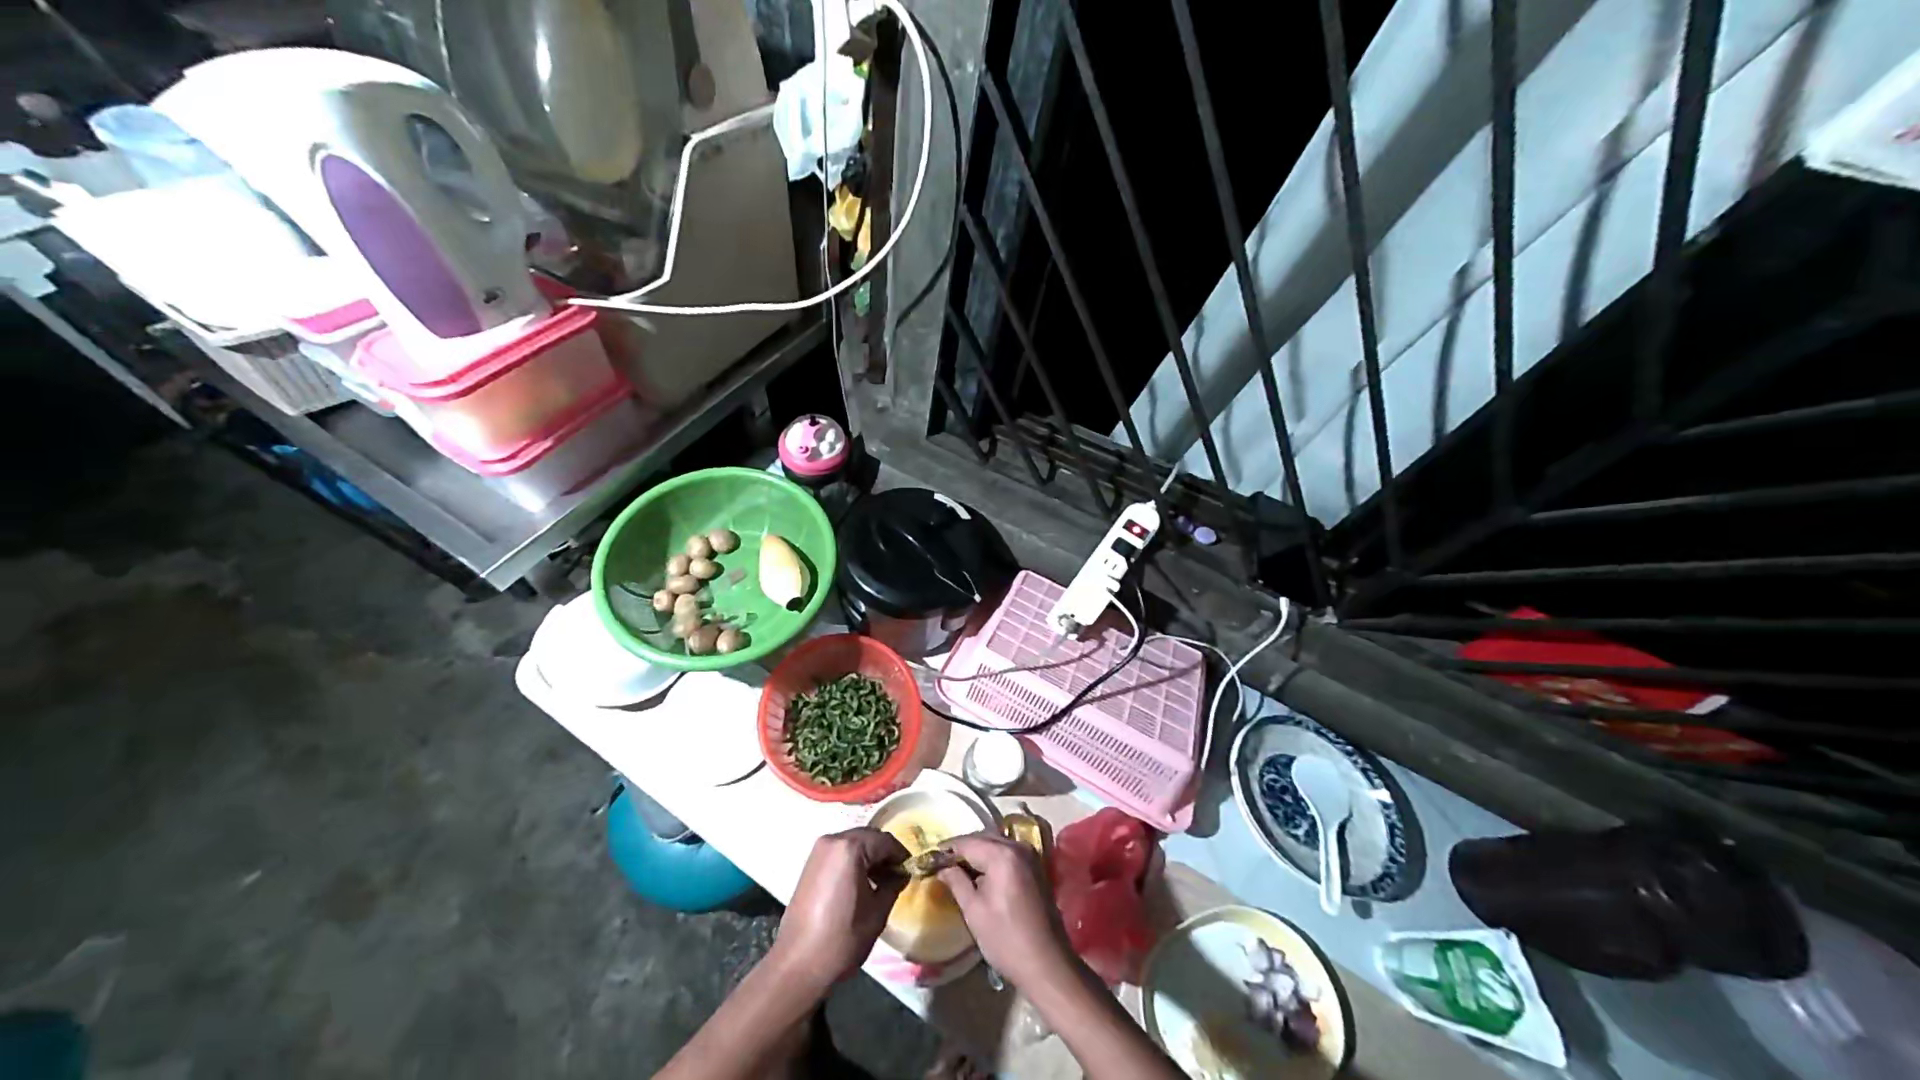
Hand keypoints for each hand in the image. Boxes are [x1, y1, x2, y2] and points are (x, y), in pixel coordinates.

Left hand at [770, 827, 909, 991]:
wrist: (798, 963)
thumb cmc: (842, 938)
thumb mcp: (877, 912)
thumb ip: (893, 885)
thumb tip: (900, 874)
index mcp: (850, 848)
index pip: (885, 841)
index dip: (901, 855)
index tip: (910, 871)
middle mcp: (832, 840)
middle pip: (868, 837)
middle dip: (884, 853)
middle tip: (897, 875)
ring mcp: (818, 851)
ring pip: (853, 843)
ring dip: (869, 856)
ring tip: (880, 881)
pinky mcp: (810, 864)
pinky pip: (839, 853)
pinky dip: (853, 861)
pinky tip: (861, 883)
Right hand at [938, 833, 1077, 991]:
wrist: (1047, 964)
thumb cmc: (1006, 939)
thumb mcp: (973, 911)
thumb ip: (956, 882)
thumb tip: (942, 867)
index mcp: (1001, 855)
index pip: (966, 842)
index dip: (946, 851)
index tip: (930, 862)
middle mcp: (1018, 847)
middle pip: (982, 839)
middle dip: (962, 851)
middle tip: (943, 868)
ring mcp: (1030, 856)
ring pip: (996, 845)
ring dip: (978, 854)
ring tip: (960, 873)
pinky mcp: (1036, 868)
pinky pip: (1008, 854)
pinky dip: (993, 859)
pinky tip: (982, 877)